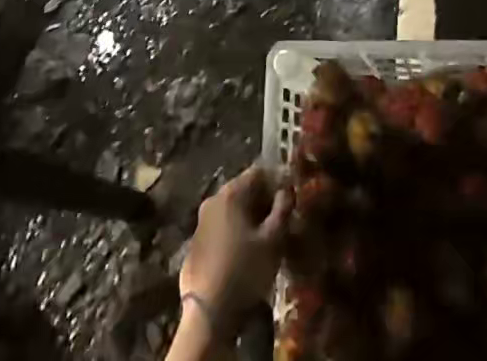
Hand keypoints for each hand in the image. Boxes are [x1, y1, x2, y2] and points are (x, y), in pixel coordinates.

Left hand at [178, 165, 292, 322]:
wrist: (208, 312)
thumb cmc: (245, 271)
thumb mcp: (273, 240)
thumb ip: (282, 209)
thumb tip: (286, 190)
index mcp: (230, 194)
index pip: (258, 172)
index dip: (277, 181)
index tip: (290, 198)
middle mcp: (212, 200)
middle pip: (243, 189)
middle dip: (264, 200)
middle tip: (282, 219)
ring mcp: (201, 221)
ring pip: (232, 209)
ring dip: (250, 217)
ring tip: (267, 236)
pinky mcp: (196, 242)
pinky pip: (221, 226)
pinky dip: (236, 230)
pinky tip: (246, 251)